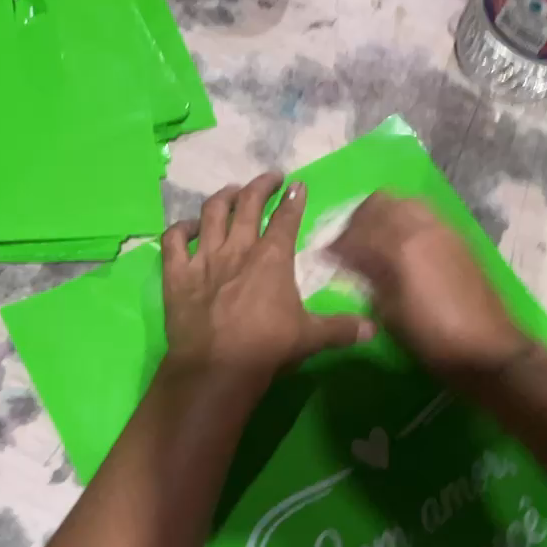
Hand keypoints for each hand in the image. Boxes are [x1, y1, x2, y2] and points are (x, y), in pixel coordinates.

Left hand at [160, 174, 372, 390]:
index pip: (286, 217)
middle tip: (270, 178)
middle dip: (260, 186)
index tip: (298, 185)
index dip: (293, 198)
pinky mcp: (177, 273)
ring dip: (223, 197)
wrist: (217, 367)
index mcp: (273, 257)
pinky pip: (173, 240)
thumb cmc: (267, 348)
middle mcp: (238, 248)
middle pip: (248, 203)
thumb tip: (373, 331)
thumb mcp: (311, 338)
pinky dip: (179, 228)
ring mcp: (204, 257)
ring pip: (211, 212)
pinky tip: (187, 227)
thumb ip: (341, 329)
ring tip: (231, 191)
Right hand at [329, 193, 534, 382]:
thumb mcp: (390, 313)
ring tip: (374, 240)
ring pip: (404, 202)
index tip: (325, 255)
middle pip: (380, 203)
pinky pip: (424, 215)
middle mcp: (422, 227)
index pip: (356, 232)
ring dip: (383, 216)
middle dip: (358, 220)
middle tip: (349, 243)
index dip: (336, 244)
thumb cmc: (432, 338)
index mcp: (400, 247)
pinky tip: (400, 246)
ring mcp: (444, 229)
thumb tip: (351, 265)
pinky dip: (405, 221)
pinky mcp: (458, 237)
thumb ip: (369, 279)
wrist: (488, 349)